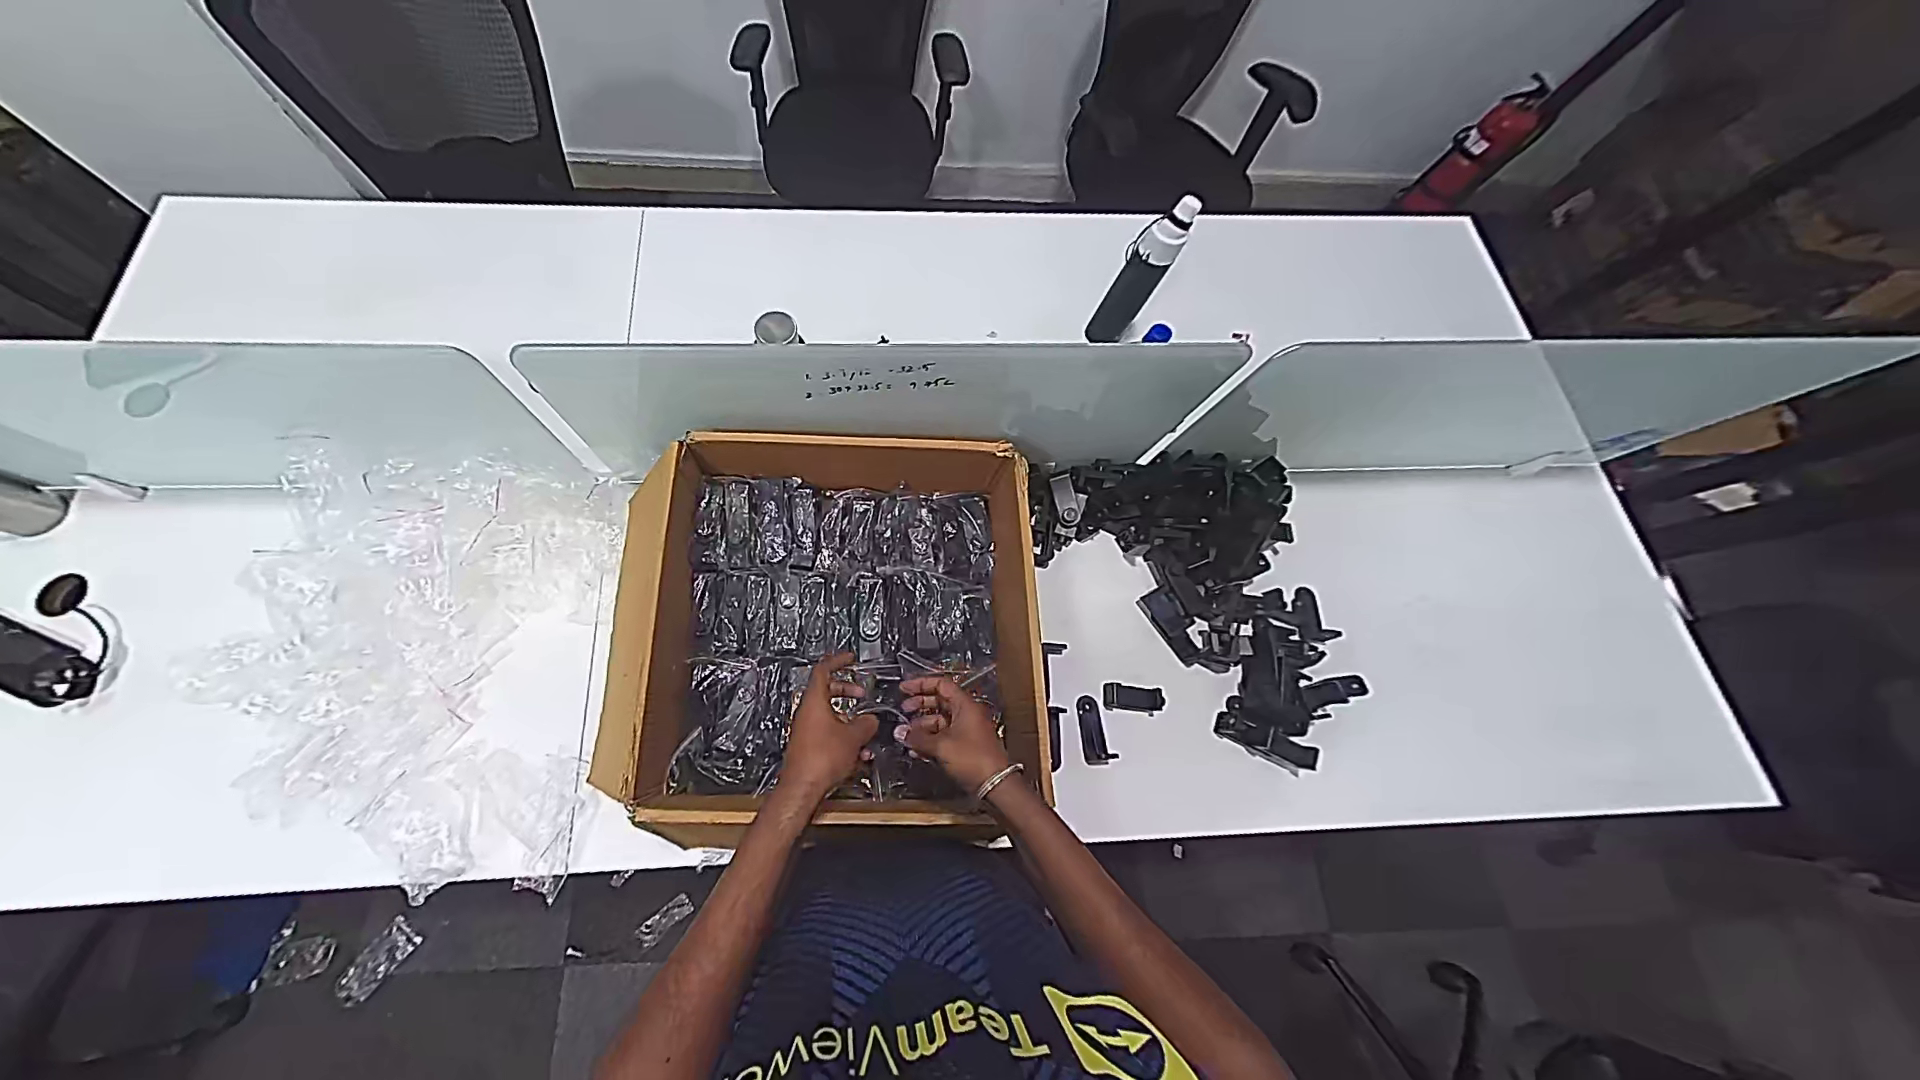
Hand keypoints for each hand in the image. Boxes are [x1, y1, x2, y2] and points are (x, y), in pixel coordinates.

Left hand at [779, 652, 876, 801]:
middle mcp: (806, 713)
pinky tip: (856, 751)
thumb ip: (866, 723)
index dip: (837, 661)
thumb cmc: (821, 758)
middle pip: (826, 691)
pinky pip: (827, 732)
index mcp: (814, 702)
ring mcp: (805, 730)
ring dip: (848, 717)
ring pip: (829, 714)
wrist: (802, 788)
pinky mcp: (807, 746)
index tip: (849, 658)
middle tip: (860, 692)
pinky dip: (842, 735)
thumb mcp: (853, 736)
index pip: (823, 671)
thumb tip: (871, 720)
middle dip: (846, 690)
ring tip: (864, 728)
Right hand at [898, 676, 1012, 793]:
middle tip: (903, 710)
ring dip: (922, 726)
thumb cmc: (970, 757)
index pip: (941, 685)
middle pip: (939, 701)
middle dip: (919, 704)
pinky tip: (916, 749)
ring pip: (940, 720)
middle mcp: (966, 713)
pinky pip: (943, 736)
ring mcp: (966, 729)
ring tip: (906, 735)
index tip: (904, 688)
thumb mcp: (941, 746)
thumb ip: (918, 737)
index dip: (921, 683)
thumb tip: (899, 732)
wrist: (995, 784)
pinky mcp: (964, 745)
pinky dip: (930, 740)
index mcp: (964, 705)